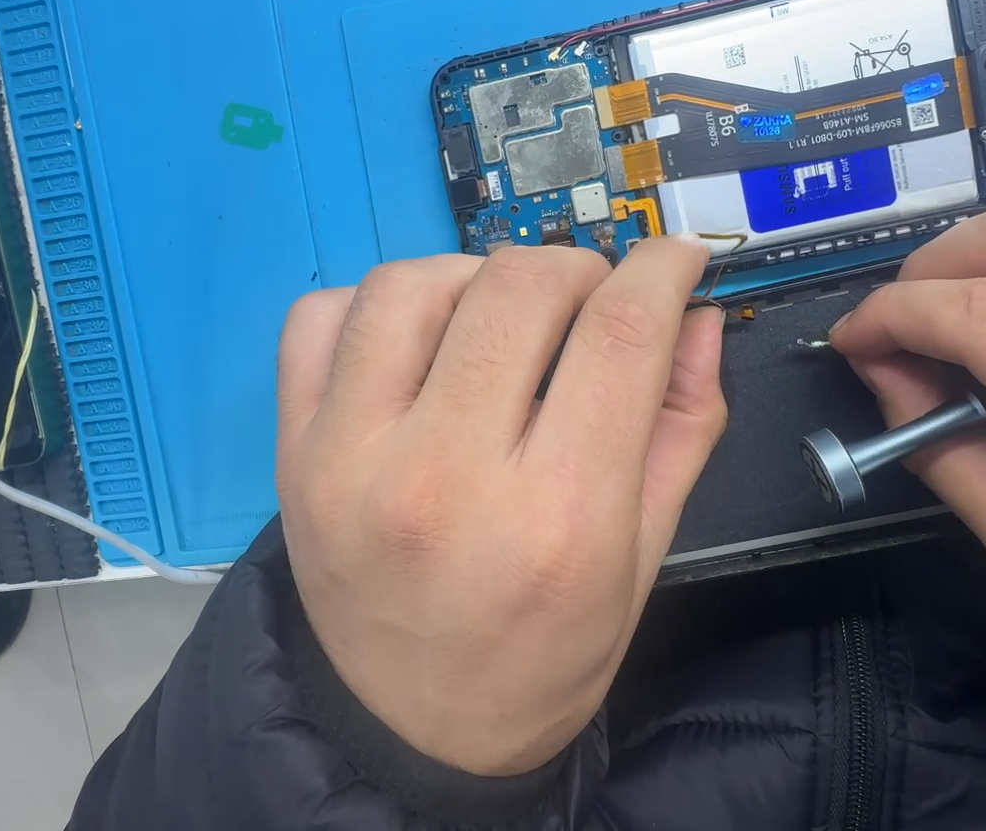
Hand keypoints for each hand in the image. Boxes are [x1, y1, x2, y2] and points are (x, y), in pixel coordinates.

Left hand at [275, 240, 726, 775]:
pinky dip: (375, 305)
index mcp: (558, 518)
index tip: (675, 258)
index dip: (661, 271)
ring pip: (411, 283)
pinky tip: (415, 345)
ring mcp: (348, 459)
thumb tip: (693, 316)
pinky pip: (318, 317)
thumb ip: (682, 426)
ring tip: (499, 321)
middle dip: (577, 270)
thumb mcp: (646, 557)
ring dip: (476, 277)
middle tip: (590, 302)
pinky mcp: (292, 451)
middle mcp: (444, 477)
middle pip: (517, 288)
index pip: (620, 335)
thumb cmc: (546, 650)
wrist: (412, 727)